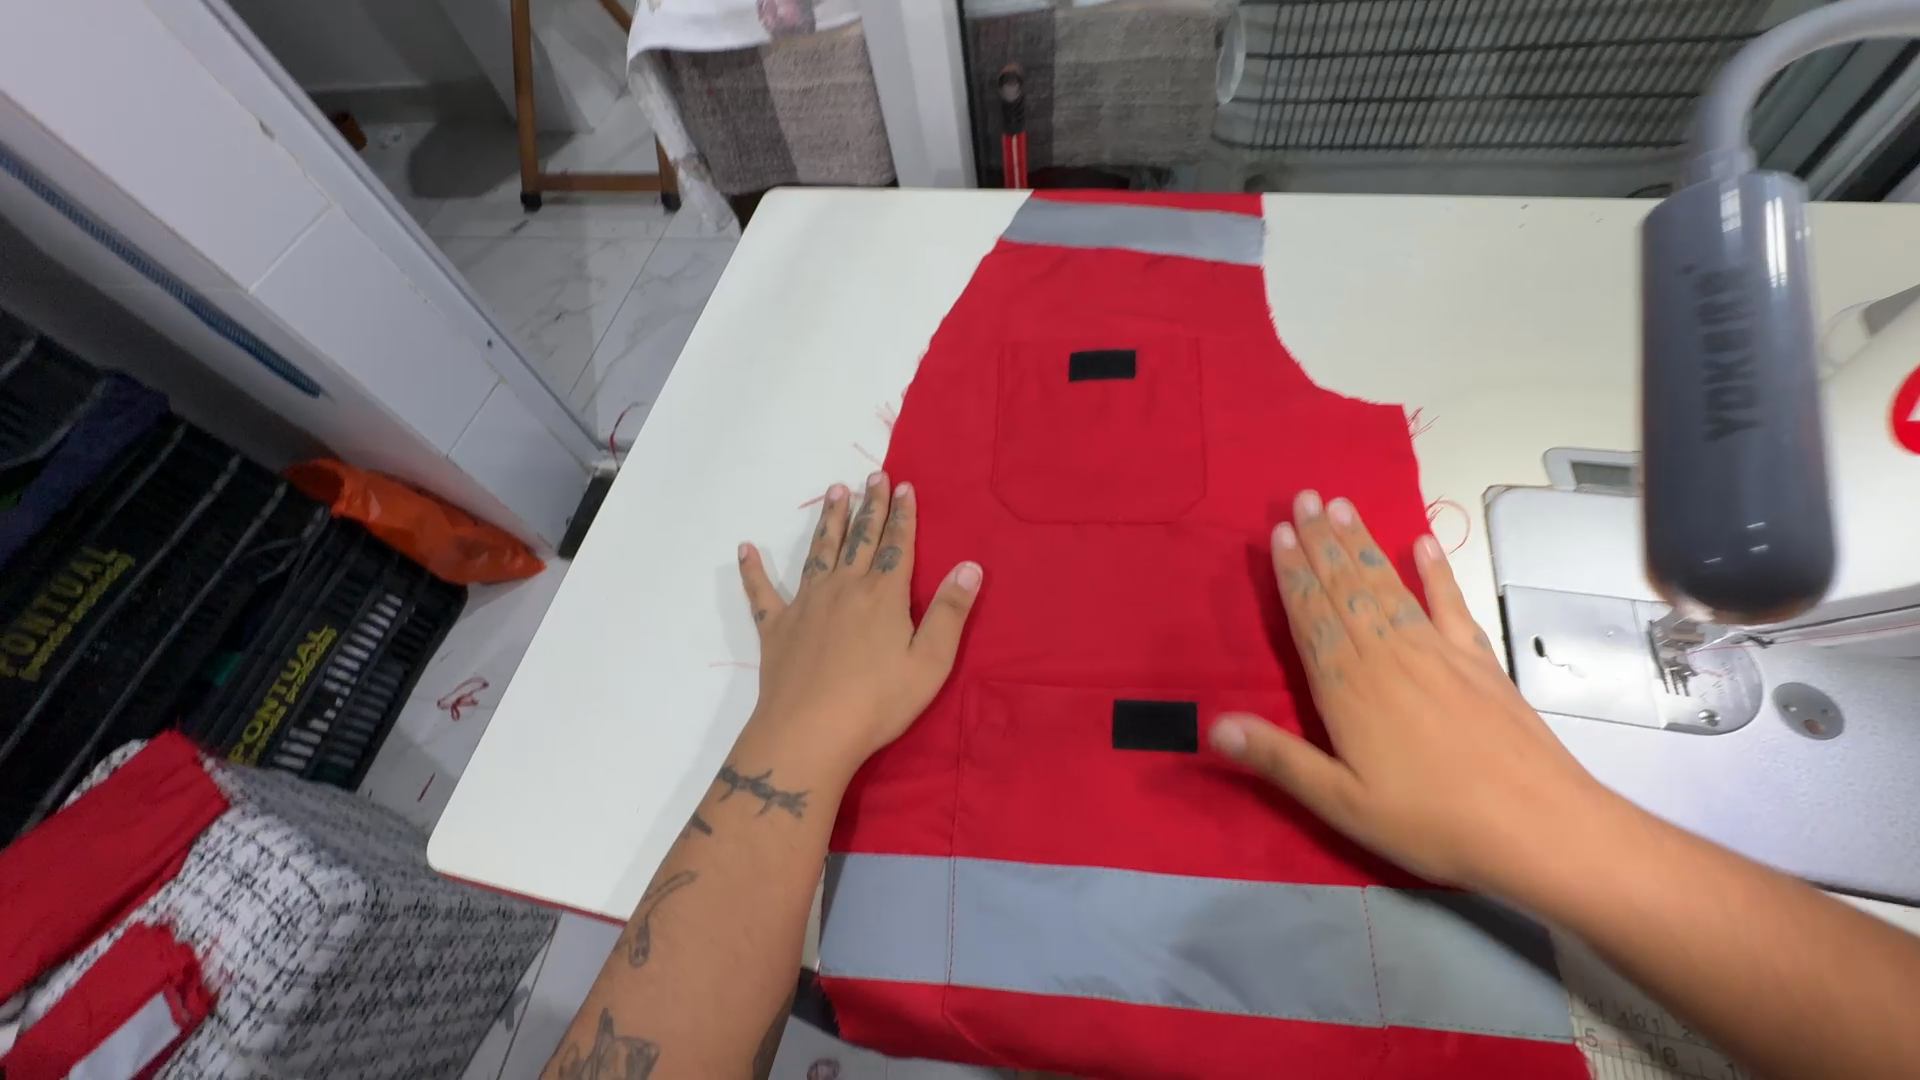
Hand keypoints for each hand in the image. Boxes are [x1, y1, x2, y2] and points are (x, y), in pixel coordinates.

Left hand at [737, 472, 981, 761]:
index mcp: (884, 595)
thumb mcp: (931, 661)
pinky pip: (762, 593)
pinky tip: (745, 549)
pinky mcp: (777, 627)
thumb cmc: (879, 701)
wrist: (811, 732)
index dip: (903, 515)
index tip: (904, 486)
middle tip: (873, 476)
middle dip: (870, 506)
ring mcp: (807, 605)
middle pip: (861, 539)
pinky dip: (754, 570)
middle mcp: (845, 588)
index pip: (899, 545)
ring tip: (834, 492)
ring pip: (820, 552)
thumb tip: (970, 565)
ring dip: (829, 521)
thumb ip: (950, 611)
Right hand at [1209, 490, 1611, 894]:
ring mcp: (1436, 652)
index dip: (1293, 574)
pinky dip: (1436, 573)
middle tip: (1304, 499)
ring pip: (1386, 586)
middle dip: (1321, 542)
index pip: (1311, 617)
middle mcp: (1386, 655)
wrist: (1543, 830)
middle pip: (1346, 589)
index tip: (1280, 533)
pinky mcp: (1478, 661)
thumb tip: (1215, 724)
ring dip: (1361, 544)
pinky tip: (1422, 544)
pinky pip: (1450, 605)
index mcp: (1346, 686)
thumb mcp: (1341, 802)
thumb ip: (1277, 758)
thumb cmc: (1430, 820)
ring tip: (1342, 506)